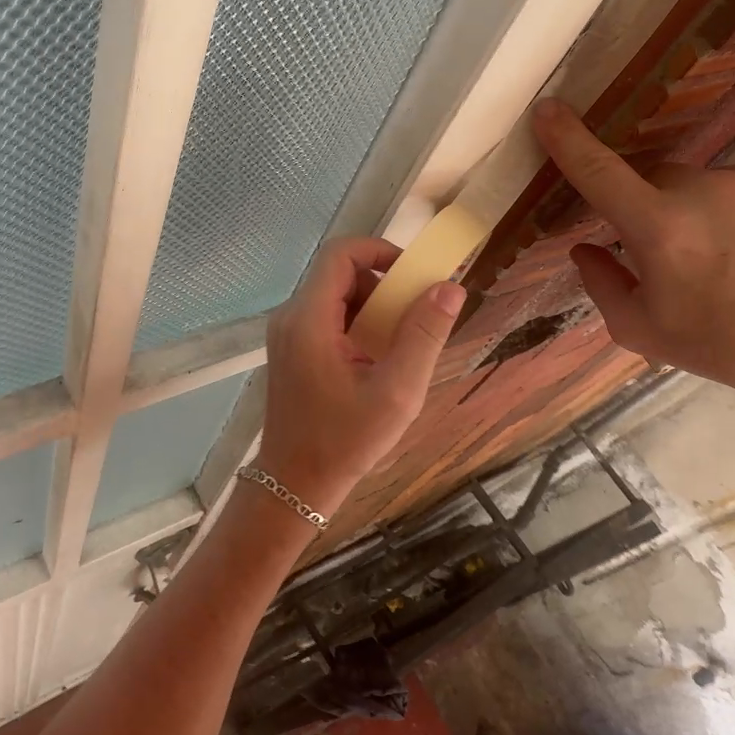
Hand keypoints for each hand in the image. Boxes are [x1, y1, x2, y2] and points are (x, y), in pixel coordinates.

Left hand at [256, 238, 465, 514]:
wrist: (294, 484)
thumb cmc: (345, 442)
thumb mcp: (396, 392)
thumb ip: (423, 336)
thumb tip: (449, 287)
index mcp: (308, 319)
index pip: (341, 253)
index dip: (381, 251)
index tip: (415, 277)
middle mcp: (289, 318)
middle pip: (338, 274)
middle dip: (381, 288)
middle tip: (412, 322)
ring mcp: (285, 335)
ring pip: (333, 297)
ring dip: (371, 310)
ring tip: (397, 349)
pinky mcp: (289, 352)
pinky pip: (325, 320)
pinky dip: (355, 328)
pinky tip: (375, 363)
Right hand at [532, 99, 734, 404]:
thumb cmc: (730, 350)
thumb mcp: (643, 332)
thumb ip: (602, 285)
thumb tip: (585, 247)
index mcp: (662, 231)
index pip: (599, 173)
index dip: (567, 140)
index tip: (548, 110)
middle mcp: (713, 192)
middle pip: (663, 180)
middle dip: (662, 208)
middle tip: (689, 258)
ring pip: (721, 183)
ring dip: (720, 211)